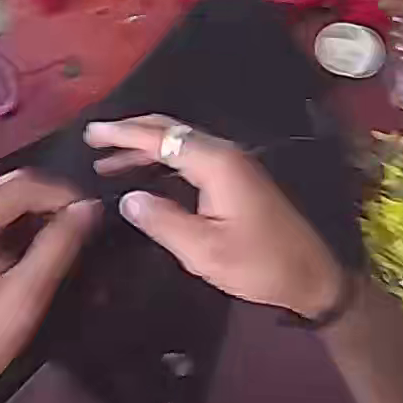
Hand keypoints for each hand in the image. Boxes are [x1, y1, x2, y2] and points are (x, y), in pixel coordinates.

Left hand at [0, 171, 99, 402]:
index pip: (22, 185)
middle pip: (14, 186)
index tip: (91, 212)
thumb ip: (60, 244)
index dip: (63, 194)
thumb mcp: (26, 294)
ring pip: (8, 199)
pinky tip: (40, 249)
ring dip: (41, 213)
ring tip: (66, 239)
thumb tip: (88, 210)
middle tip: (82, 223)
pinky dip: (24, 226)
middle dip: (53, 202)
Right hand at [86, 115, 345, 319]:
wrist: (310, 272)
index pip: (161, 138)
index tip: (92, 132)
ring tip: (108, 160)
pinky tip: (144, 174)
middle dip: (131, 132)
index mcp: (216, 163)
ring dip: (145, 148)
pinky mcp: (235, 176)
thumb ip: (162, 221)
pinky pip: (191, 156)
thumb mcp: (204, 251)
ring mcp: (232, 162)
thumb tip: (128, 198)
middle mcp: (224, 153)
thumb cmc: (259, 263)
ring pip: (180, 142)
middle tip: (95, 138)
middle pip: (170, 130)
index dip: (123, 134)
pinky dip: (163, 159)